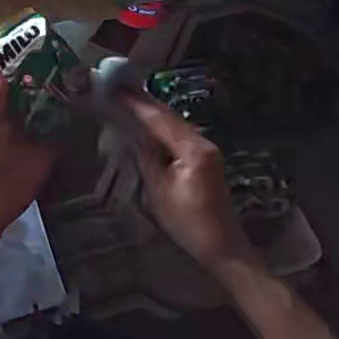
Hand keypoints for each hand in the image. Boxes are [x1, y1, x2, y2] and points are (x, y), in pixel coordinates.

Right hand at [118, 89, 261, 277]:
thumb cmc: (188, 223)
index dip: (136, 103)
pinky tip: (145, 124)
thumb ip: (147, 157)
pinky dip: (160, 126)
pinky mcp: (204, 159)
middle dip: (143, 102)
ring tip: (126, 102)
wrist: (223, 248)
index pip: (159, 119)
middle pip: (169, 116)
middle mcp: (203, 144)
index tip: (115, 89)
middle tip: (117, 89)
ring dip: (151, 113)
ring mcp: (206, 151)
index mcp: (193, 150)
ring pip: (174, 123)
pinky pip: (178, 134)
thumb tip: (137, 136)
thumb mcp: (158, 190)